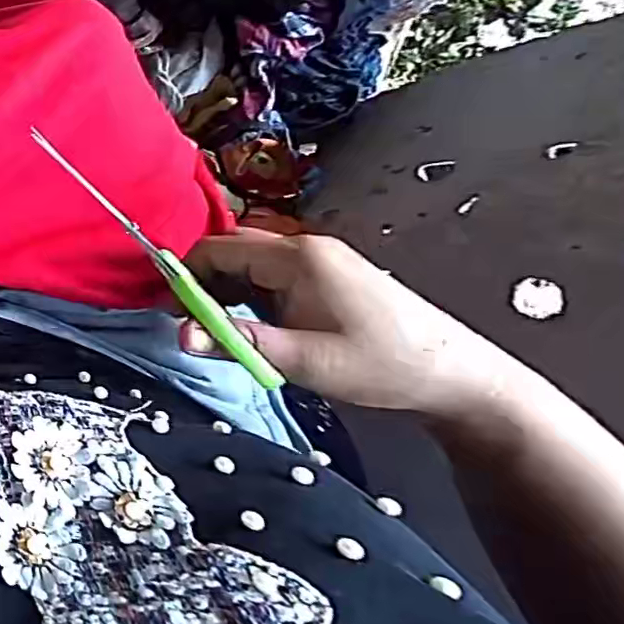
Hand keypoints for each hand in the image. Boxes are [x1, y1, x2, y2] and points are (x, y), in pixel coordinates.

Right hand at [180, 230, 533, 422]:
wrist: (455, 375)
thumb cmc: (382, 365)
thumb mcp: (305, 361)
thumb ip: (239, 343)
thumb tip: (180, 335)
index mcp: (298, 258)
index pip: (218, 249)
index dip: (185, 276)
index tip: (168, 310)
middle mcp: (304, 248)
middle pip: (230, 251)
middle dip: (200, 282)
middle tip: (189, 322)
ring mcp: (317, 260)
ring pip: (247, 263)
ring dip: (222, 290)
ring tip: (214, 327)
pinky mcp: (324, 276)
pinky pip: (267, 275)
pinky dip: (246, 295)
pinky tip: (247, 322)